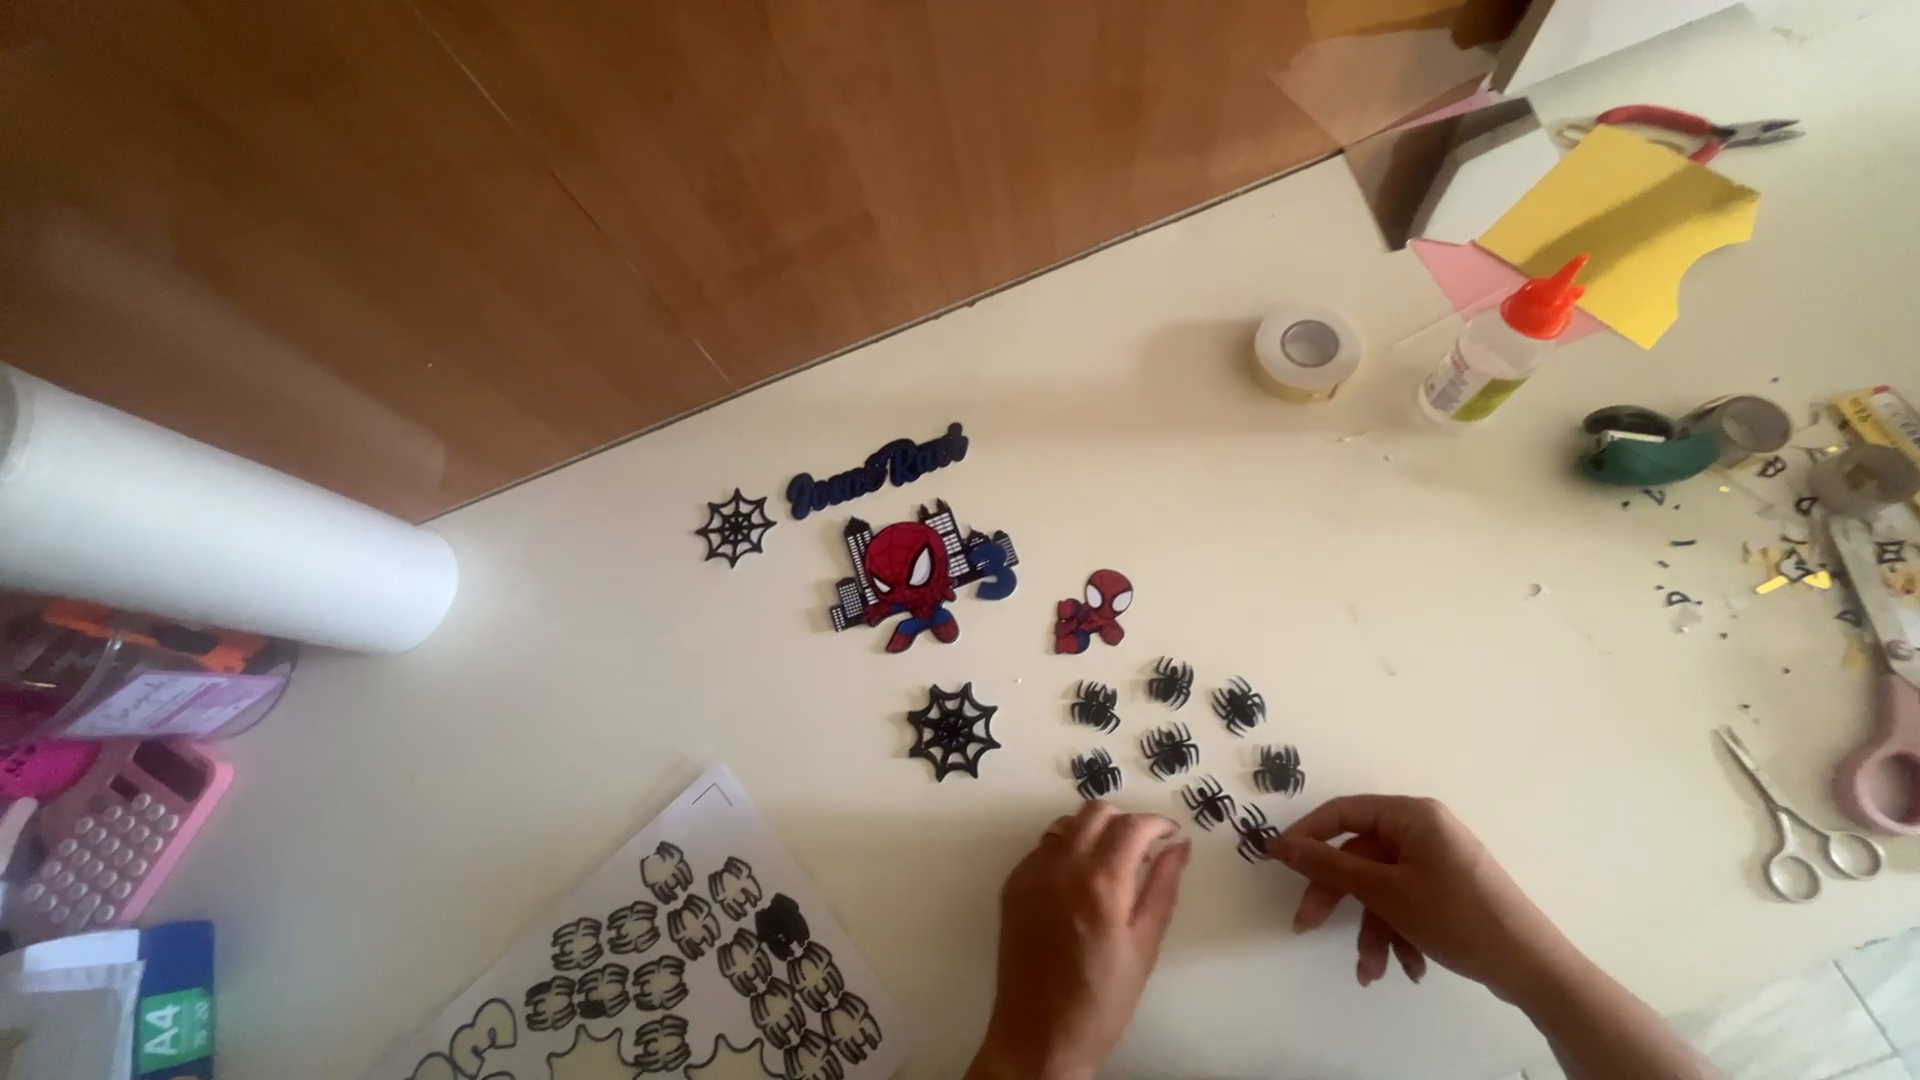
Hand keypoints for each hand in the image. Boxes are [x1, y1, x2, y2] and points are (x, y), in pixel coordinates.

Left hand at [966, 801, 1190, 1079]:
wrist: (1039, 1033)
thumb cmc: (1102, 999)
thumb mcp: (1144, 946)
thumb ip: (1162, 887)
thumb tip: (1178, 846)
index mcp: (1101, 883)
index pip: (1132, 826)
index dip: (1157, 822)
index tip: (1171, 832)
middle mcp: (1062, 866)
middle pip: (1096, 811)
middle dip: (1125, 820)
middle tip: (1142, 847)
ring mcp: (1032, 871)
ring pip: (1067, 823)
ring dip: (1093, 830)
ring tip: (1112, 862)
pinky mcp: (1014, 882)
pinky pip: (1044, 846)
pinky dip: (1066, 848)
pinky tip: (1079, 880)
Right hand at [1267, 795, 1572, 998]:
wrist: (1536, 970)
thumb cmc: (1457, 916)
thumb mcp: (1385, 892)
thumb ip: (1326, 865)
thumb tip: (1277, 843)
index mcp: (1410, 815)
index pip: (1342, 813)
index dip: (1306, 834)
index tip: (1278, 859)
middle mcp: (1422, 830)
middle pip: (1358, 858)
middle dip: (1338, 899)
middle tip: (1307, 925)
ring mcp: (1436, 861)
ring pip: (1381, 888)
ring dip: (1372, 929)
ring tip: (1372, 970)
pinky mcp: (1447, 890)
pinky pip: (1405, 902)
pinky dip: (1398, 933)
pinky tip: (1408, 967)